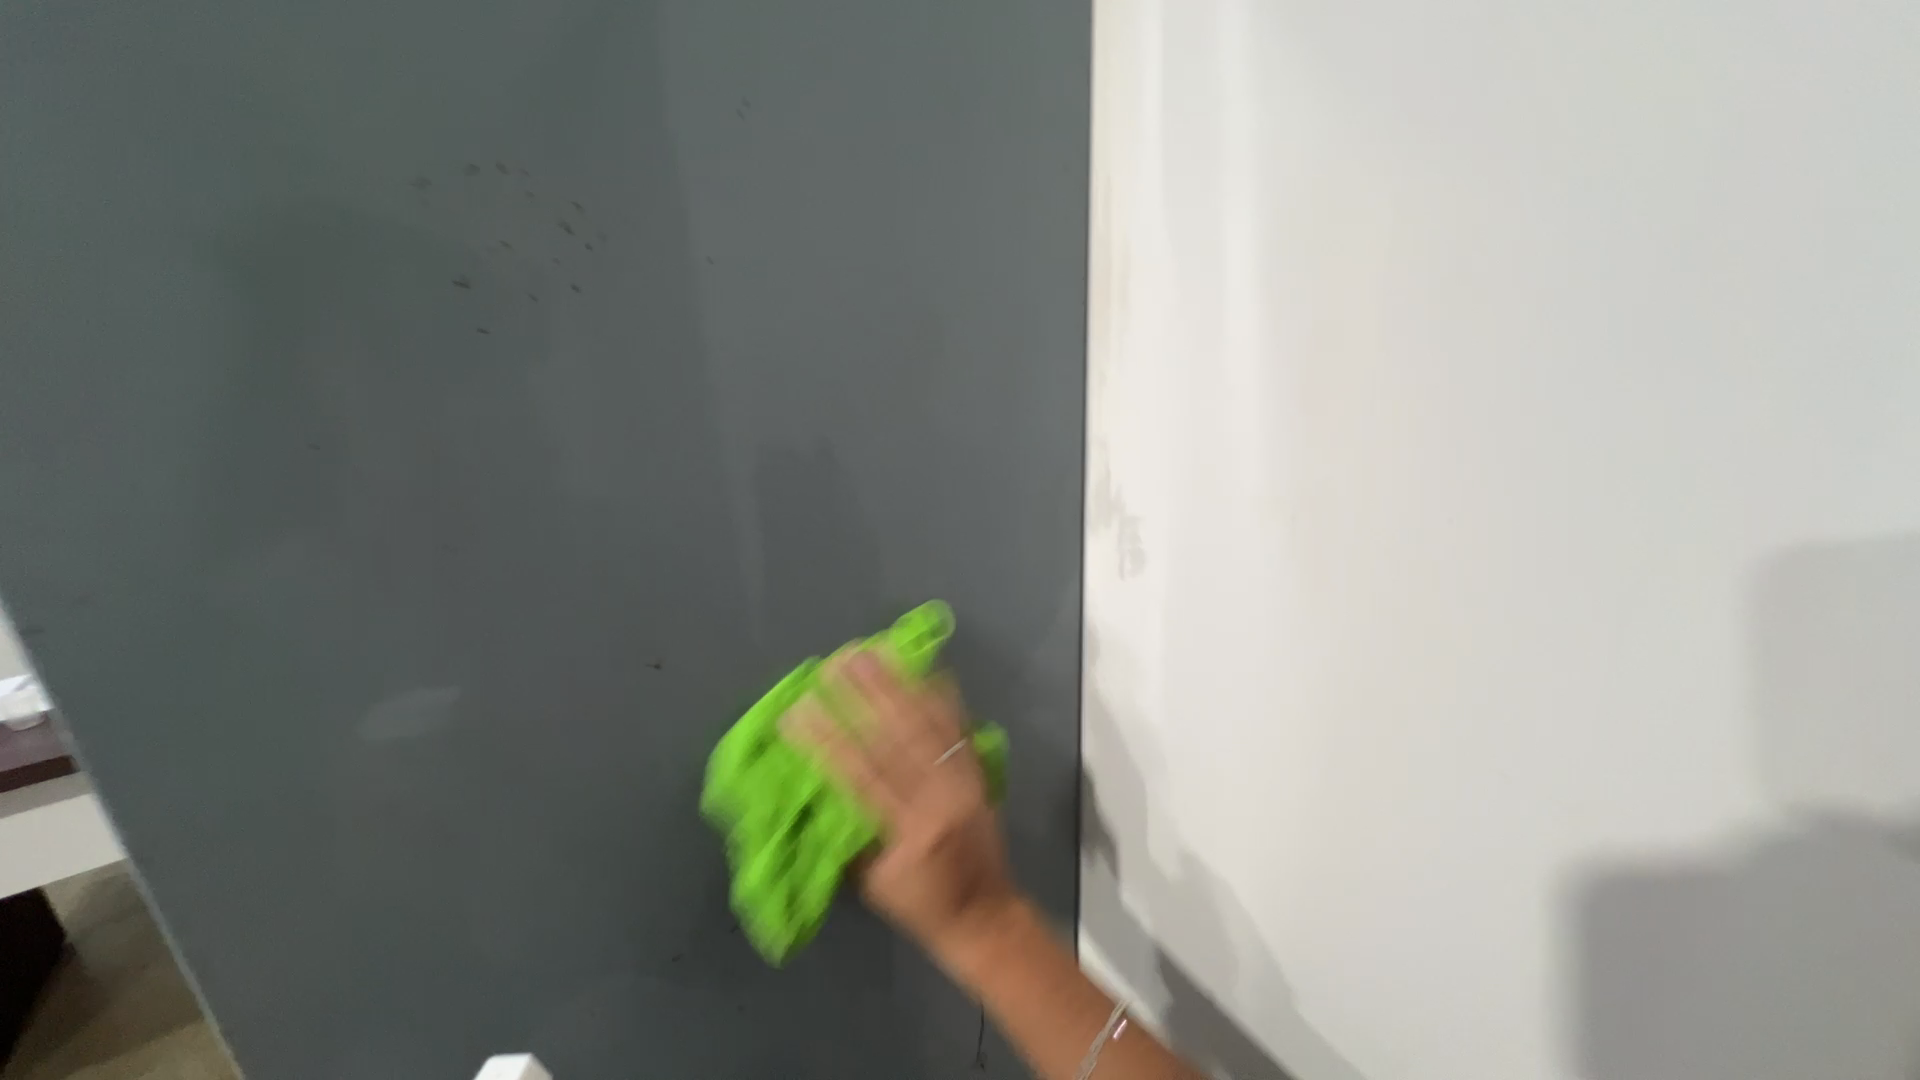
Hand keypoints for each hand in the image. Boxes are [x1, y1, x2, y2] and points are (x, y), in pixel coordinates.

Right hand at [781, 651, 1019, 959]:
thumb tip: (817, 786)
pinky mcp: (980, 773)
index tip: (798, 710)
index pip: (858, 774)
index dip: (826, 739)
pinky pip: (959, 727)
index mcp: (907, 830)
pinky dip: (941, 696)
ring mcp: (964, 781)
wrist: (987, 917)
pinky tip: (926, 670)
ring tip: (872, 653)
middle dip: (863, 695)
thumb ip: (849, 833)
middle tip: (836, 662)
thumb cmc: (921, 906)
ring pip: (927, 723)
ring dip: (898, 685)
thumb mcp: (873, 882)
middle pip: (896, 737)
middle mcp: (938, 798)